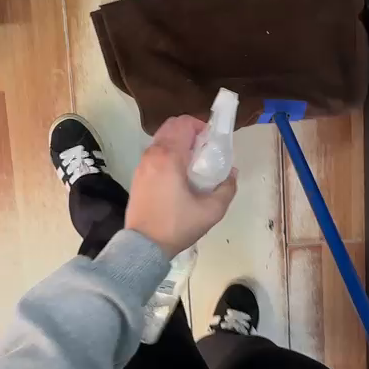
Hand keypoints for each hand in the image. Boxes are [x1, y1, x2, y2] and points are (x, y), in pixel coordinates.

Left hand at [125, 115, 237, 256]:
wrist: (143, 246)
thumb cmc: (177, 226)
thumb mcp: (211, 211)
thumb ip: (227, 188)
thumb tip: (231, 173)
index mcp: (169, 156)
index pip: (184, 123)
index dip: (201, 126)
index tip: (212, 143)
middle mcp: (152, 154)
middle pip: (171, 126)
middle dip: (190, 132)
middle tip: (204, 150)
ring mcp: (142, 164)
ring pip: (161, 138)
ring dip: (178, 142)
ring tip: (192, 163)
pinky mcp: (137, 175)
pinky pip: (154, 153)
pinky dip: (167, 153)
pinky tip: (178, 174)